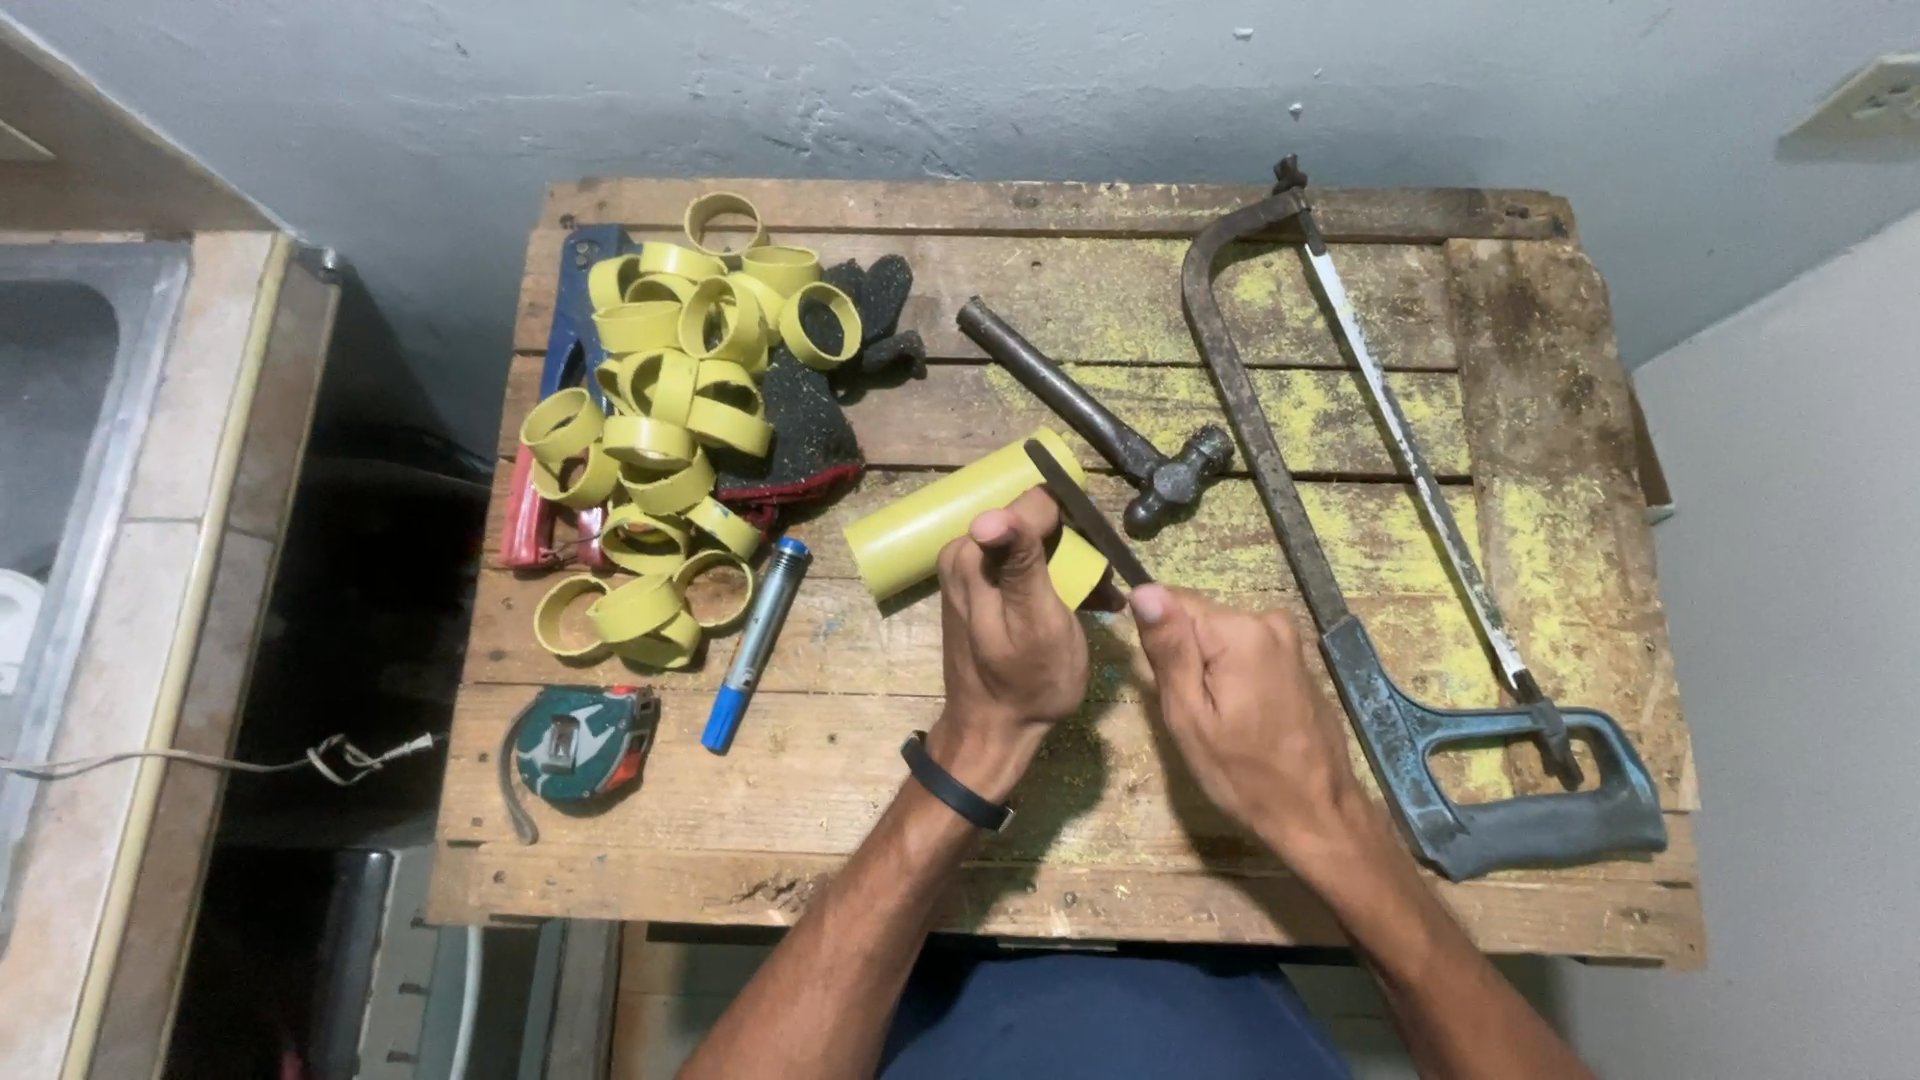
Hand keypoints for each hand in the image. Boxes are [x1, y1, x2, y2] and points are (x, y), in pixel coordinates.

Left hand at [928, 488, 1088, 801]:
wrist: (995, 732)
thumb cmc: (1027, 682)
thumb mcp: (1036, 621)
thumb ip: (1019, 564)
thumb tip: (992, 515)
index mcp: (973, 553)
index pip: (1035, 504)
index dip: (1074, 526)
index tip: (1097, 560)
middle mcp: (964, 550)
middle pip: (1034, 522)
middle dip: (1074, 548)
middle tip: (1100, 587)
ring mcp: (970, 570)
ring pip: (1034, 544)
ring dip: (1071, 566)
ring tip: (1099, 598)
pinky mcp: (979, 588)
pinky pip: (1023, 566)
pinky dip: (1055, 580)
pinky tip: (1085, 603)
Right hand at [1130, 585, 1373, 864]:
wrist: (1317, 814)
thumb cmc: (1244, 773)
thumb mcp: (1189, 716)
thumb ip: (1168, 648)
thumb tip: (1143, 591)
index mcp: (1239, 632)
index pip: (1172, 602)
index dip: (1160, 641)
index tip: (1169, 685)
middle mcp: (1268, 621)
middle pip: (1198, 620)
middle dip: (1185, 657)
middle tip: (1192, 710)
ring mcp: (1289, 639)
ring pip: (1218, 636)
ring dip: (1208, 668)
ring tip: (1217, 717)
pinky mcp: (1296, 658)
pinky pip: (1243, 649)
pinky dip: (1232, 674)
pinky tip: (1242, 715)